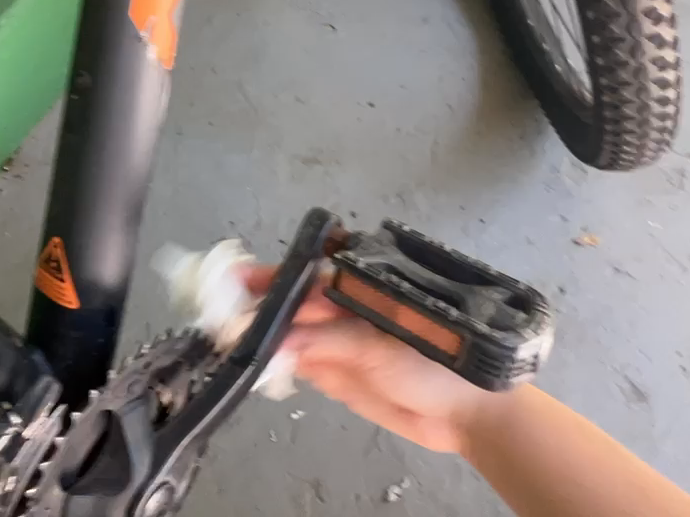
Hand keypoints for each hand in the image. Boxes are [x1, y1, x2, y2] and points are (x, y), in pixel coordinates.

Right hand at [245, 265, 503, 453]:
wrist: (470, 416)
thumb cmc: (436, 362)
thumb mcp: (375, 347)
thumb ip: (322, 342)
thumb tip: (272, 340)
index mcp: (354, 285)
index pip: (302, 274)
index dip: (268, 276)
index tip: (235, 278)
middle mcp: (338, 307)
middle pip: (287, 302)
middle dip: (255, 306)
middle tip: (219, 311)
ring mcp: (332, 339)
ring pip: (286, 331)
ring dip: (258, 333)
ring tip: (223, 333)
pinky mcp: (330, 371)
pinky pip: (293, 360)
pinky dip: (272, 360)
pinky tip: (250, 359)